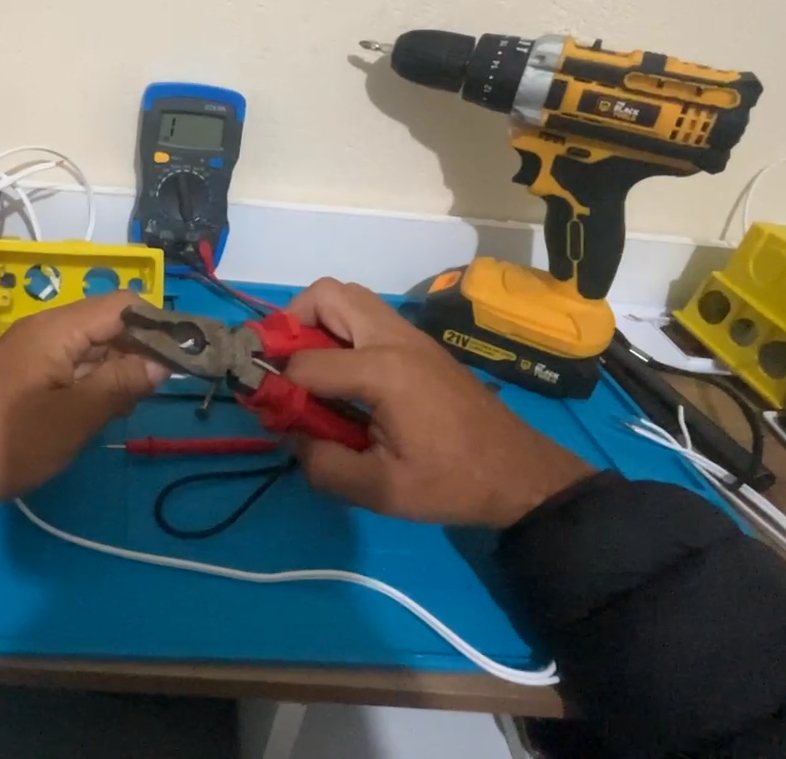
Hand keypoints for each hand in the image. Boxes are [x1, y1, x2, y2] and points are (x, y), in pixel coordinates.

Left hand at [0, 292, 165, 522]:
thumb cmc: (9, 443)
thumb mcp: (74, 417)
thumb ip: (121, 383)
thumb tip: (163, 360)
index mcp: (57, 328)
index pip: (124, 304)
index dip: (160, 323)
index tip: (189, 354)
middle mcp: (47, 328)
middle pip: (109, 322)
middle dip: (143, 346)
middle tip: (172, 382)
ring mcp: (34, 350)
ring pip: (93, 344)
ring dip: (121, 365)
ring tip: (145, 398)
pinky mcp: (27, 372)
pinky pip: (73, 362)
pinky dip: (97, 378)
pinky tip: (112, 405)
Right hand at [280, 279, 593, 528]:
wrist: (520, 473)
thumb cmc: (452, 483)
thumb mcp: (382, 491)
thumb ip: (323, 465)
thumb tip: (289, 434)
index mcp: (384, 370)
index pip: (306, 362)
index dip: (276, 384)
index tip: (265, 407)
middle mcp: (393, 337)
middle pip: (325, 294)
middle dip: (290, 323)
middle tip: (282, 365)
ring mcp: (408, 334)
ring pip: (347, 297)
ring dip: (316, 322)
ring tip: (308, 368)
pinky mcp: (416, 342)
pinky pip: (365, 314)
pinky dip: (339, 330)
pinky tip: (341, 375)